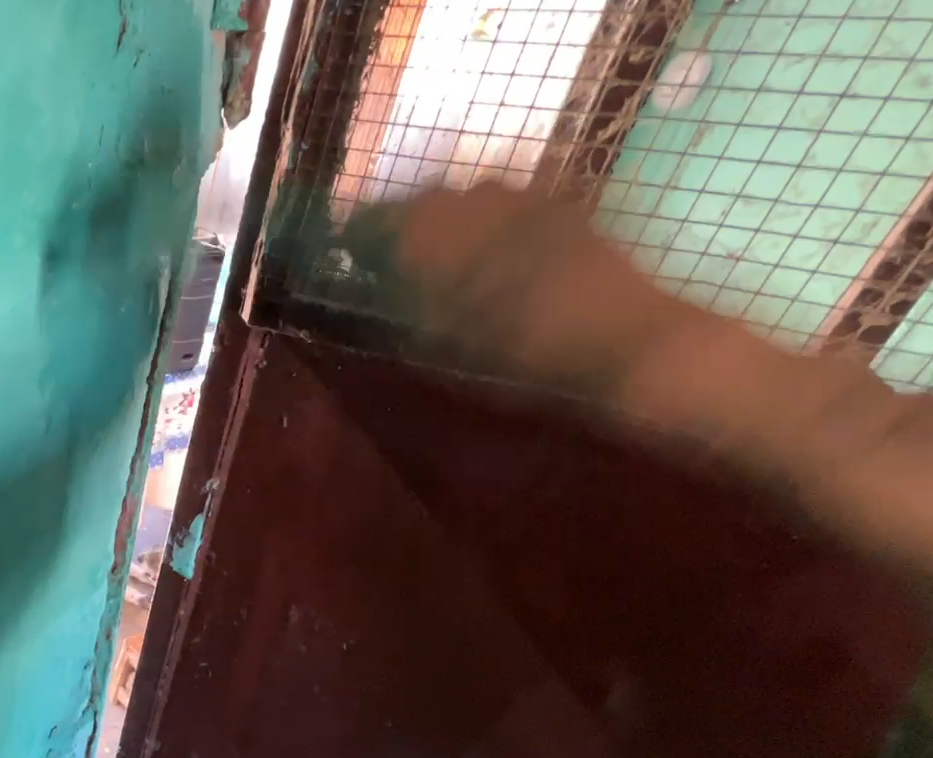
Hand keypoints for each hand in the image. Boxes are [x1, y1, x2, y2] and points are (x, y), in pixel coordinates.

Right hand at [342, 182, 695, 400]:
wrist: (616, 339)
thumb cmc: (510, 351)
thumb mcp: (433, 345)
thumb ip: (396, 309)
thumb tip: (371, 290)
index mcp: (429, 236)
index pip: (374, 222)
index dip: (358, 239)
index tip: (347, 257)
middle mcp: (470, 206)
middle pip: (422, 205)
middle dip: (403, 228)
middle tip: (393, 260)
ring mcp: (521, 202)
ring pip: (468, 201)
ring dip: (448, 222)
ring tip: (443, 256)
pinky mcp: (561, 210)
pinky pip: (508, 209)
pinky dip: (490, 226)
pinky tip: (493, 255)